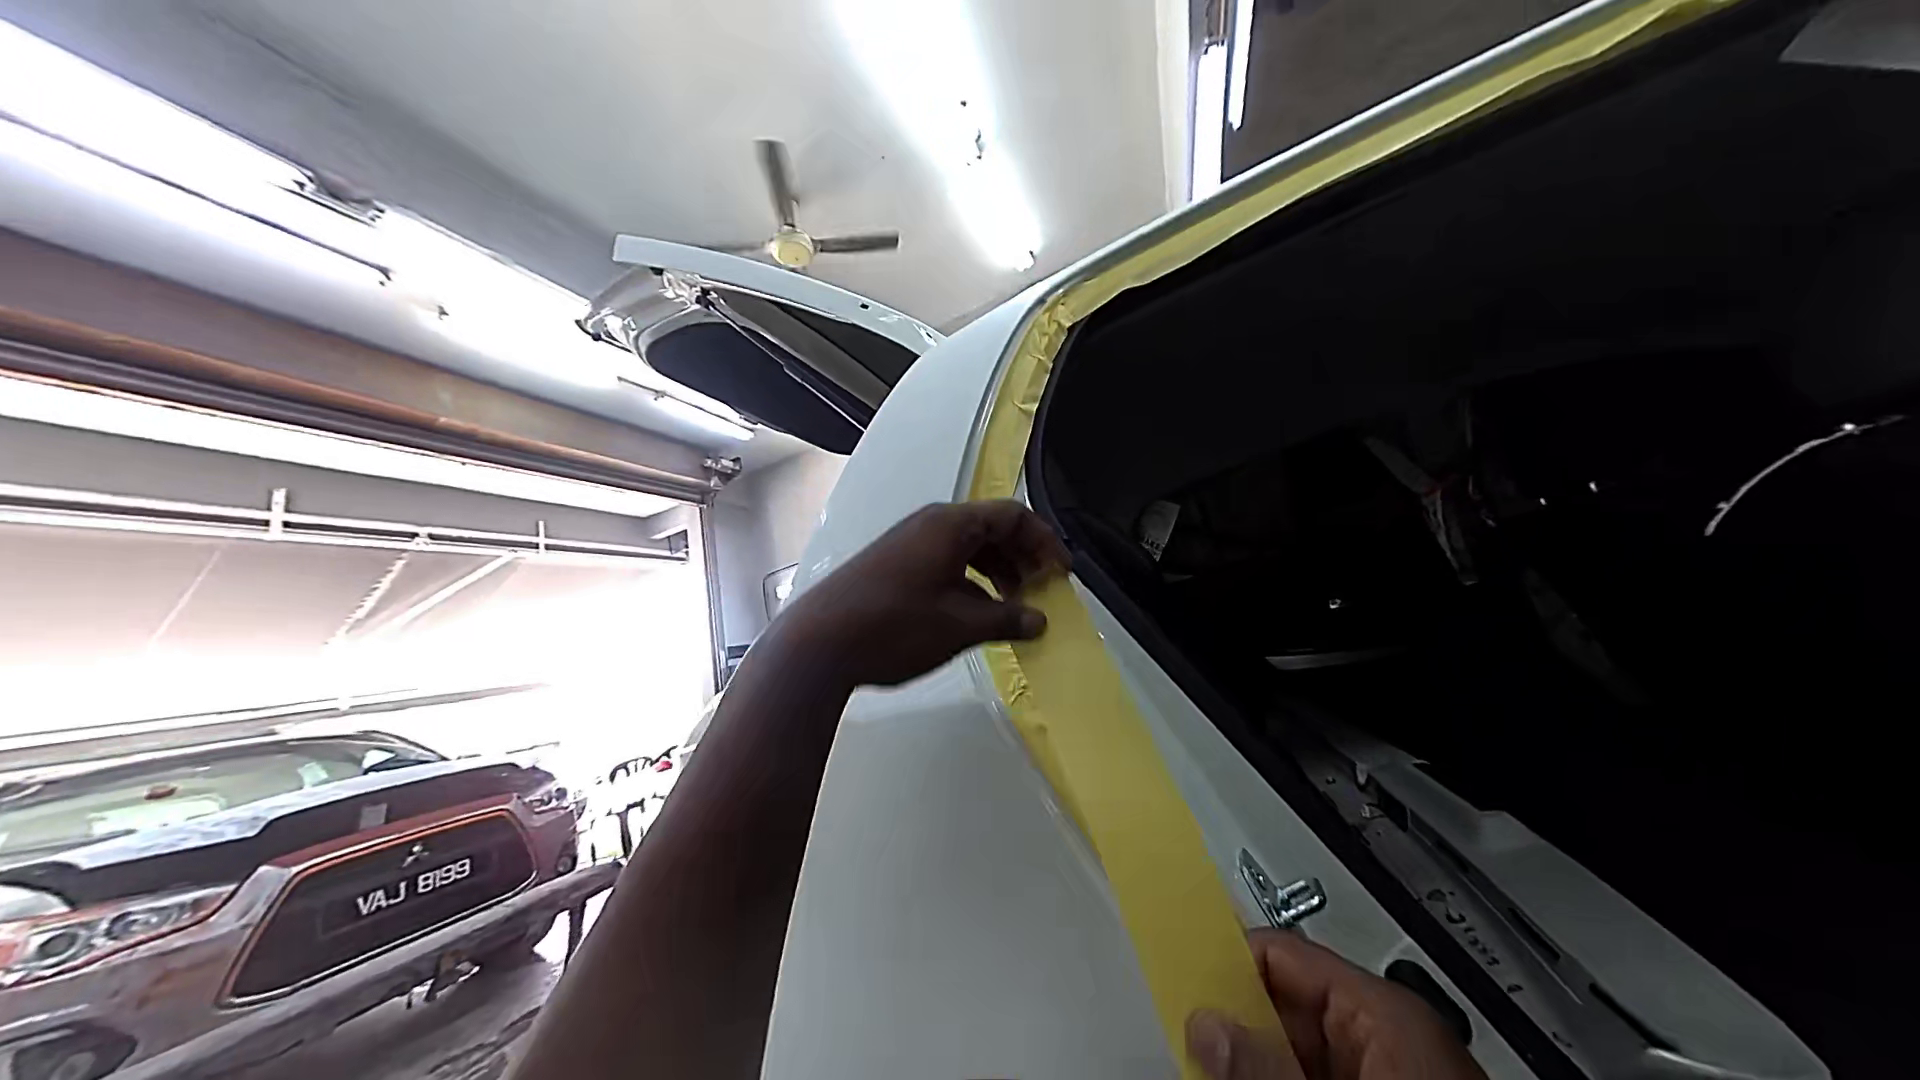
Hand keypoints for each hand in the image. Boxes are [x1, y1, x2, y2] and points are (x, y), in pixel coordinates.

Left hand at [771, 500, 1069, 687]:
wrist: (819, 645)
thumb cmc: (894, 626)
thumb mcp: (960, 626)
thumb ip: (1006, 619)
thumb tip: (1039, 620)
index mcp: (950, 524)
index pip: (1012, 514)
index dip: (1044, 541)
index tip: (1061, 573)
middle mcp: (930, 525)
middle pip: (991, 528)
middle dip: (1022, 557)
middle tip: (1040, 590)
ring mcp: (909, 544)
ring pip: (968, 546)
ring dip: (997, 571)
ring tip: (1013, 605)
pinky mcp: (895, 565)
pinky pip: (946, 561)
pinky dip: (971, 580)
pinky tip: (976, 612)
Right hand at [1187, 930, 1486, 1079]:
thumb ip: (1269, 1062)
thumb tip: (1205, 1023)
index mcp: (1387, 1009)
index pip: (1280, 951)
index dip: (1226, 961)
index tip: (1184, 979)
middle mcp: (1390, 1029)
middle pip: (1284, 1001)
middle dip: (1237, 1020)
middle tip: (1194, 1041)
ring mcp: (1391, 1065)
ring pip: (1297, 1042)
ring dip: (1255, 1055)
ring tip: (1214, 1064)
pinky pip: (1318, 1069)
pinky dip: (1281, 1073)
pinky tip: (1247, 1077)